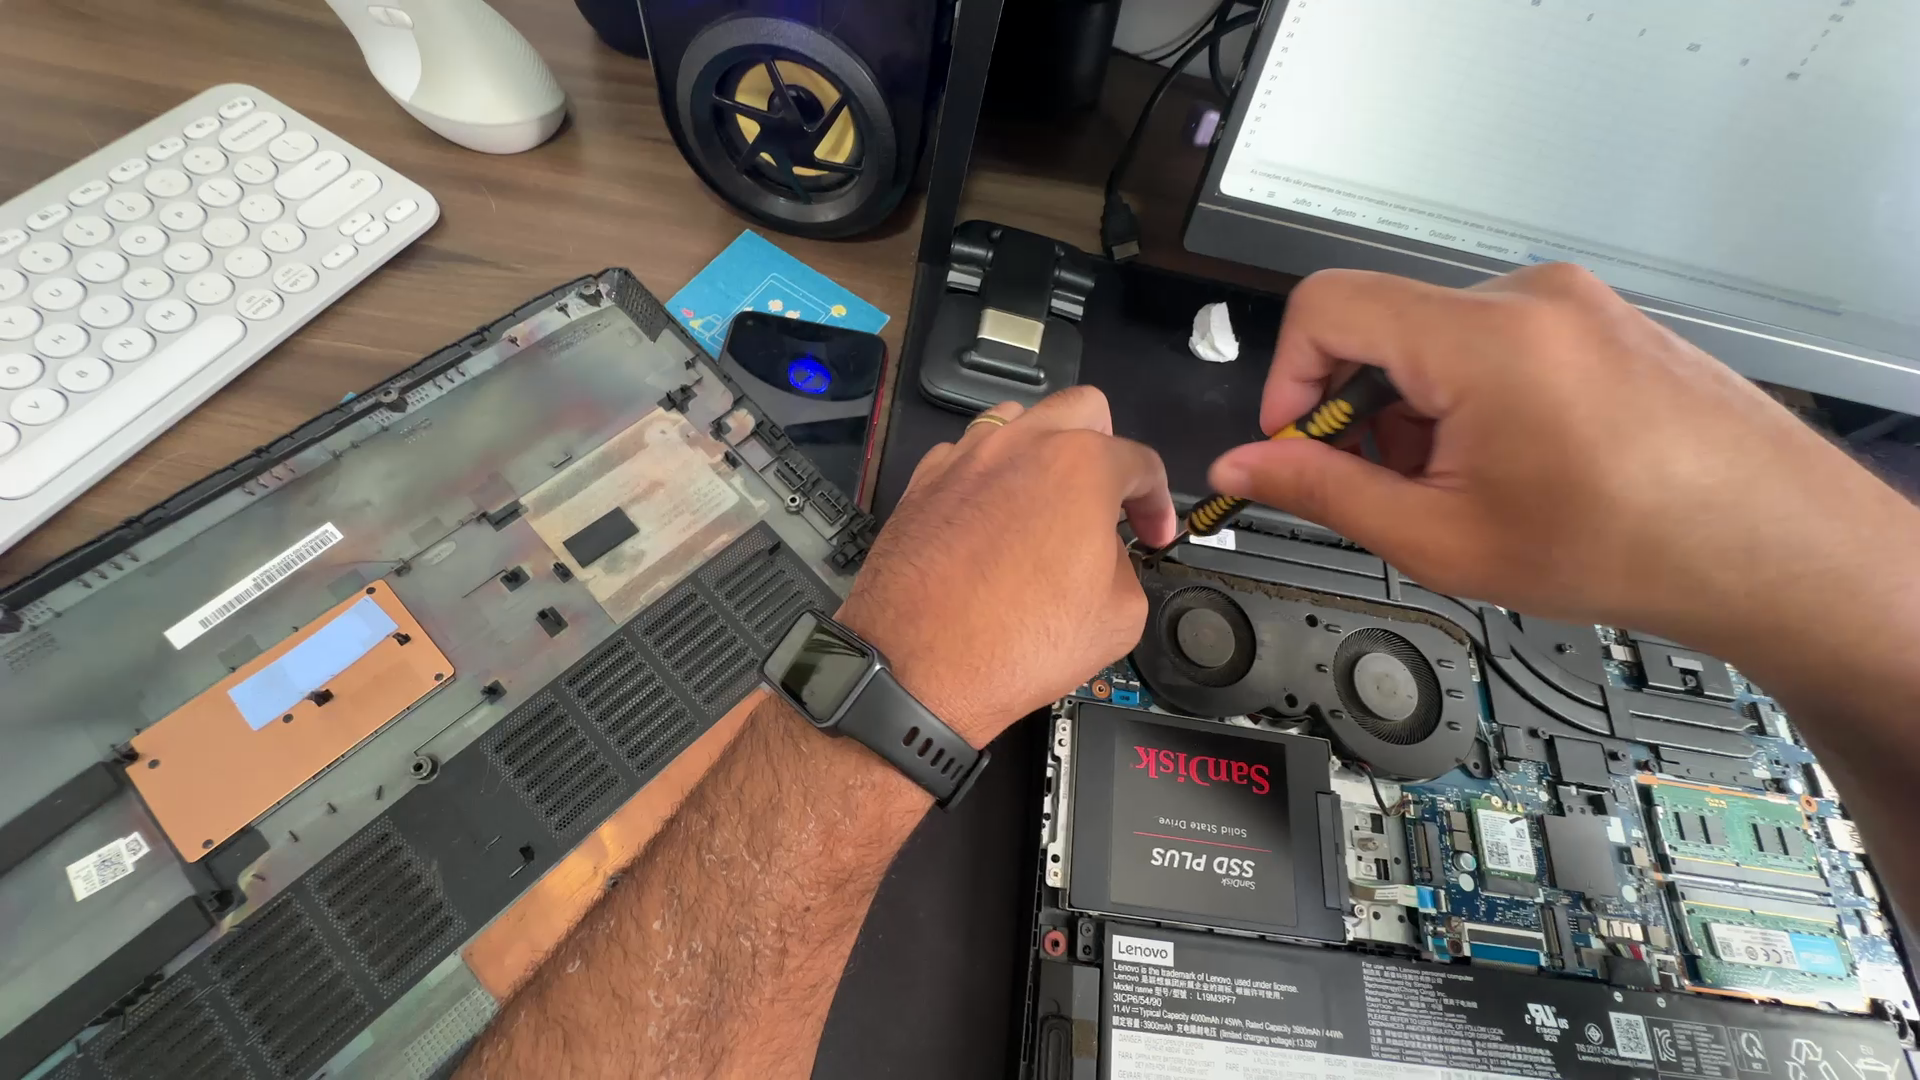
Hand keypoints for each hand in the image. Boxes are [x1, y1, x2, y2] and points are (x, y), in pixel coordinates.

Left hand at [837, 387, 1176, 747]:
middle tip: (1106, 499)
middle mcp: (1020, 444)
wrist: (915, 667)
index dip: (1157, 502)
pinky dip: (989, 476)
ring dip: (1043, 450)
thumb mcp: (1118, 615)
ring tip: (1045, 502)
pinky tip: (989, 519)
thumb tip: (1102, 551)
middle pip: (1081, 409)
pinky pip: (966, 457)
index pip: (1141, 462)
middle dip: (1107, 447)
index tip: (1153, 534)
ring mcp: (964, 457)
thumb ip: (1124, 563)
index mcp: (1080, 465)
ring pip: (1017, 421)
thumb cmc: (1020, 643)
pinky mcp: (921, 482)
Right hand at [1206, 264, 1919, 651]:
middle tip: (1381, 486)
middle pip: (1372, 328)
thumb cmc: (1618, 548)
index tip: (1296, 445)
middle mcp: (1525, 298)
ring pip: (1420, 341)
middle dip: (1349, 411)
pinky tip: (1491, 462)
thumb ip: (1318, 491)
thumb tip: (1237, 467)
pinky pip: (1475, 343)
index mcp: (1484, 341)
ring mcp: (1563, 304)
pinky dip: (1451, 401)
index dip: (1286, 379)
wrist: (1777, 551)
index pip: (1324, 307)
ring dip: (1403, 413)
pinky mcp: (1584, 319)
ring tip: (1452, 484)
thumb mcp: (1435, 536)